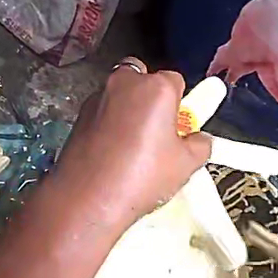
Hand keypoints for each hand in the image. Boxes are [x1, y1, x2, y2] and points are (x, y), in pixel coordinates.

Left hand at [45, 62, 211, 230]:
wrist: (88, 198)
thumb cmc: (141, 176)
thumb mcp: (186, 164)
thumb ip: (199, 144)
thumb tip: (198, 139)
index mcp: (156, 88)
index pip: (175, 80)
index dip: (179, 103)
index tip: (179, 124)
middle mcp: (125, 83)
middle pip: (143, 78)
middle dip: (150, 97)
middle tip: (157, 129)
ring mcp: (98, 97)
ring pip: (119, 93)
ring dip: (128, 108)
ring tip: (134, 145)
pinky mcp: (79, 115)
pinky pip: (102, 111)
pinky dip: (109, 122)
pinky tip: (113, 151)